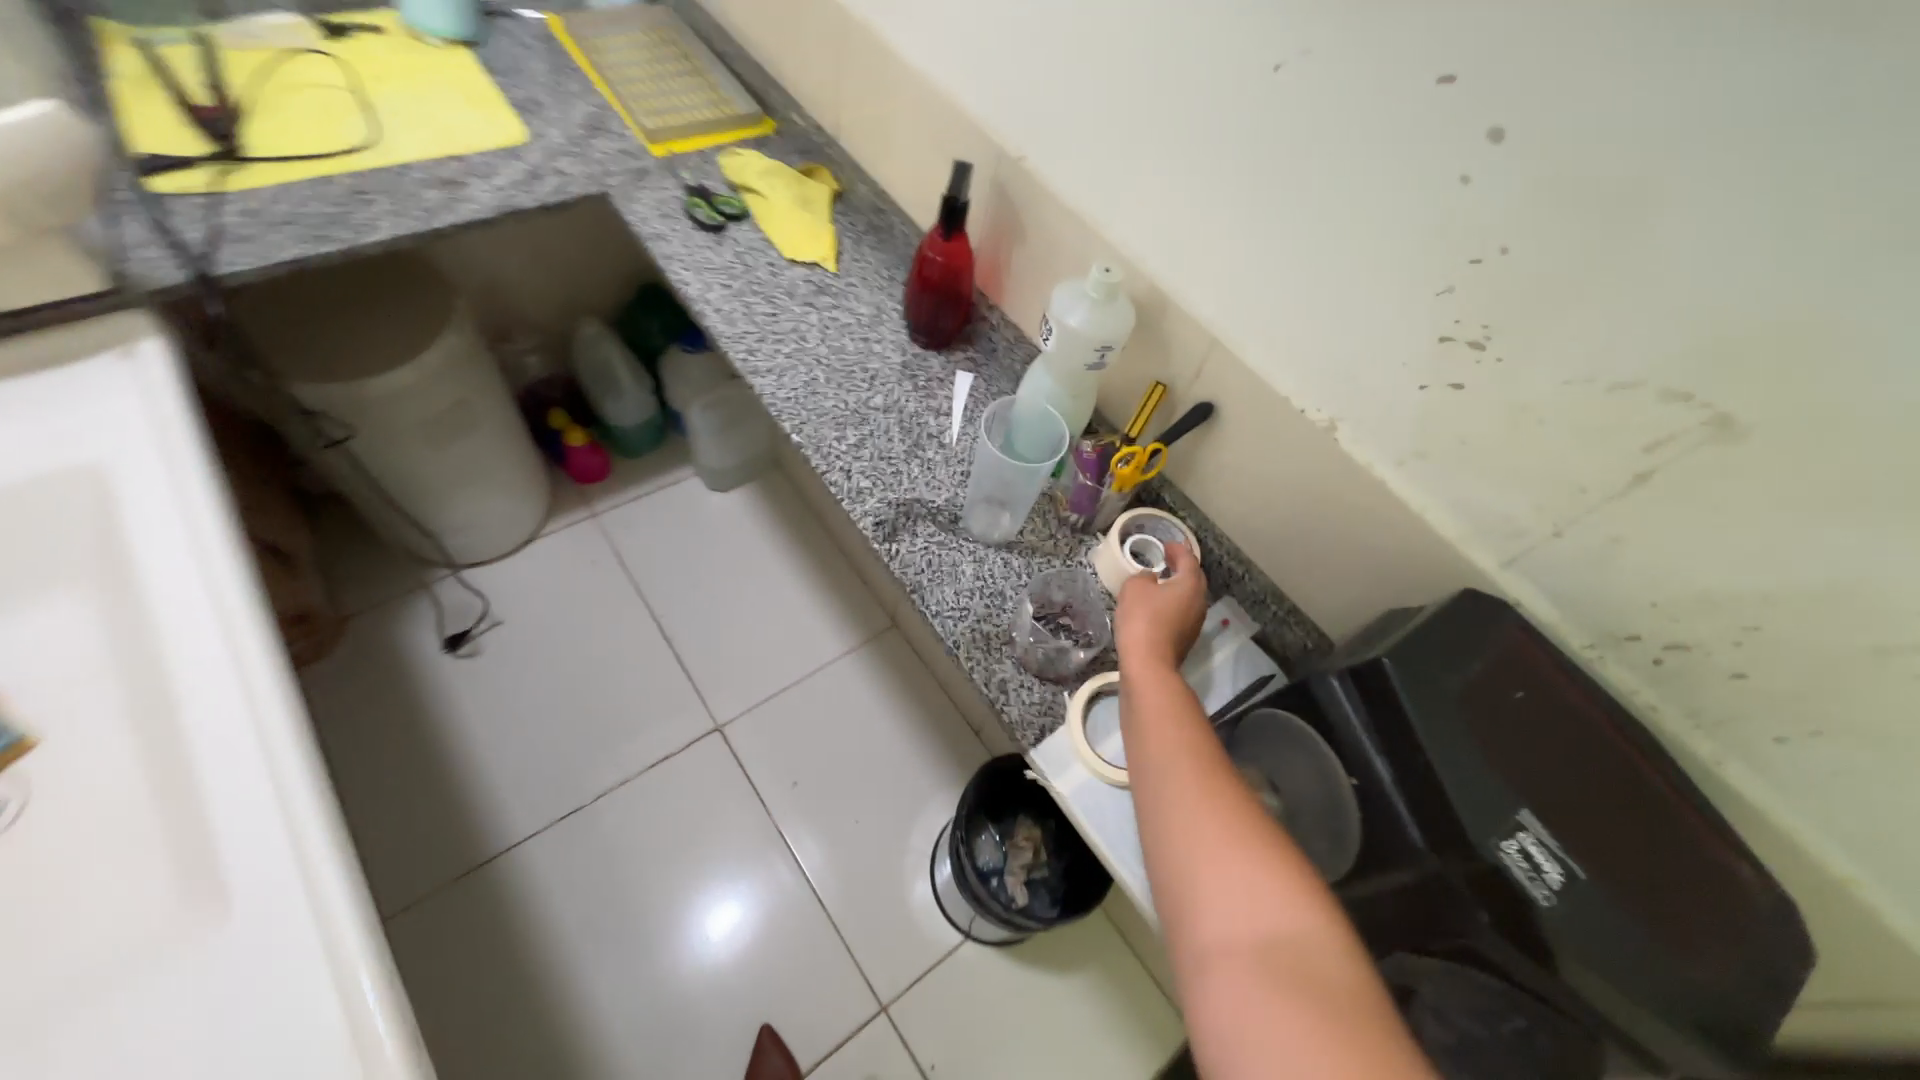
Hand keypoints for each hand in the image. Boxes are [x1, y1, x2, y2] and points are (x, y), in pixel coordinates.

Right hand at [1116, 541, 1208, 674]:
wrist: (1148, 664)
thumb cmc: (1142, 619)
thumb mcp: (1134, 588)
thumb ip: (1143, 576)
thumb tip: (1151, 579)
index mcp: (1190, 584)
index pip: (1188, 559)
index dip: (1177, 549)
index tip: (1166, 545)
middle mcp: (1199, 601)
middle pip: (1194, 579)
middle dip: (1182, 567)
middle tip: (1167, 560)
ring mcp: (1195, 622)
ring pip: (1188, 598)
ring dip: (1177, 588)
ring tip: (1160, 582)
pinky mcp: (1186, 639)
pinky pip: (1181, 613)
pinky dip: (1172, 604)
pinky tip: (1157, 606)